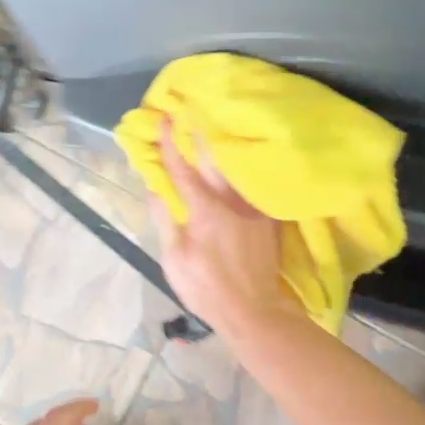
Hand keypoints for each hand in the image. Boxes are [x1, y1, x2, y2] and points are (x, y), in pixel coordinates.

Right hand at [153, 121, 305, 338]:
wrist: (253, 311)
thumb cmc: (206, 288)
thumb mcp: (175, 258)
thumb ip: (166, 221)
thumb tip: (155, 190)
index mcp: (205, 209)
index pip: (182, 170)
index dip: (170, 144)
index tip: (165, 119)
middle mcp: (231, 201)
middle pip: (215, 160)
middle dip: (201, 135)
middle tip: (196, 112)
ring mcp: (253, 210)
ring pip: (237, 172)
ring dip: (225, 151)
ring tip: (219, 132)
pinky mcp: (268, 221)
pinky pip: (254, 190)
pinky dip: (245, 174)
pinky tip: (244, 167)